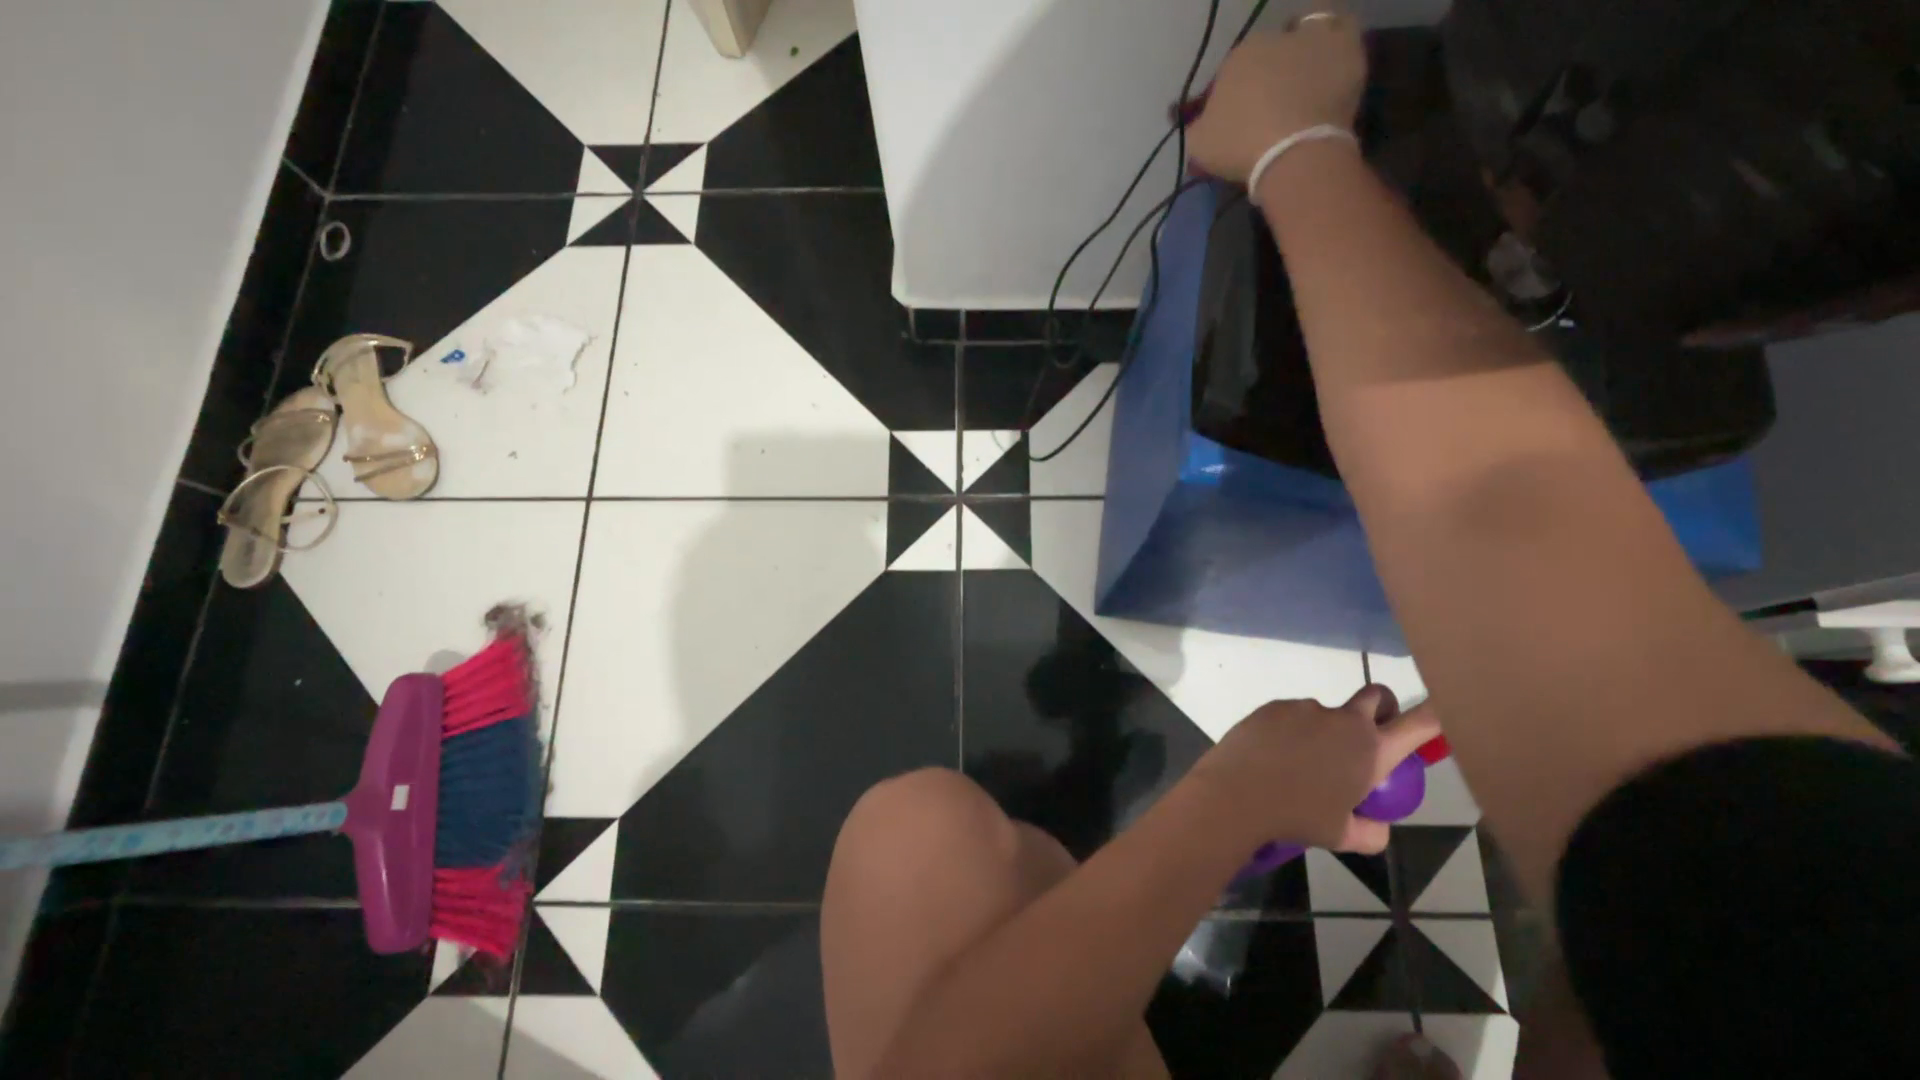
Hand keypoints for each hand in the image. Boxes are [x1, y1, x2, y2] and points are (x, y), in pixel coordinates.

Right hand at [1186, 9, 1368, 183]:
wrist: (1293, 153)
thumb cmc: (1240, 146)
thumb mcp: (1198, 144)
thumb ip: (1196, 126)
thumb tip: (1199, 121)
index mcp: (1238, 56)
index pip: (1236, 67)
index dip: (1238, 89)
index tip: (1241, 115)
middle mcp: (1274, 37)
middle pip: (1273, 48)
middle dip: (1272, 67)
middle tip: (1276, 97)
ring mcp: (1313, 40)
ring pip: (1310, 28)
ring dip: (1307, 45)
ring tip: (1309, 75)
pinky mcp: (1347, 49)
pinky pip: (1343, 29)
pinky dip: (1338, 42)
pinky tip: (1334, 62)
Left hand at [1193, 686, 1440, 854]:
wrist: (1235, 795)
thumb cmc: (1296, 817)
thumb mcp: (1341, 836)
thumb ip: (1371, 833)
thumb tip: (1380, 829)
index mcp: (1371, 749)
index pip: (1421, 722)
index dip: (1437, 713)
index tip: (1443, 710)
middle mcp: (1344, 720)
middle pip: (1377, 696)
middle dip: (1382, 709)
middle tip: (1369, 736)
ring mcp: (1307, 709)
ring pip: (1327, 712)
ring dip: (1325, 730)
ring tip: (1299, 764)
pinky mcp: (1274, 706)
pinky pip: (1293, 715)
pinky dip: (1291, 731)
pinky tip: (1272, 757)